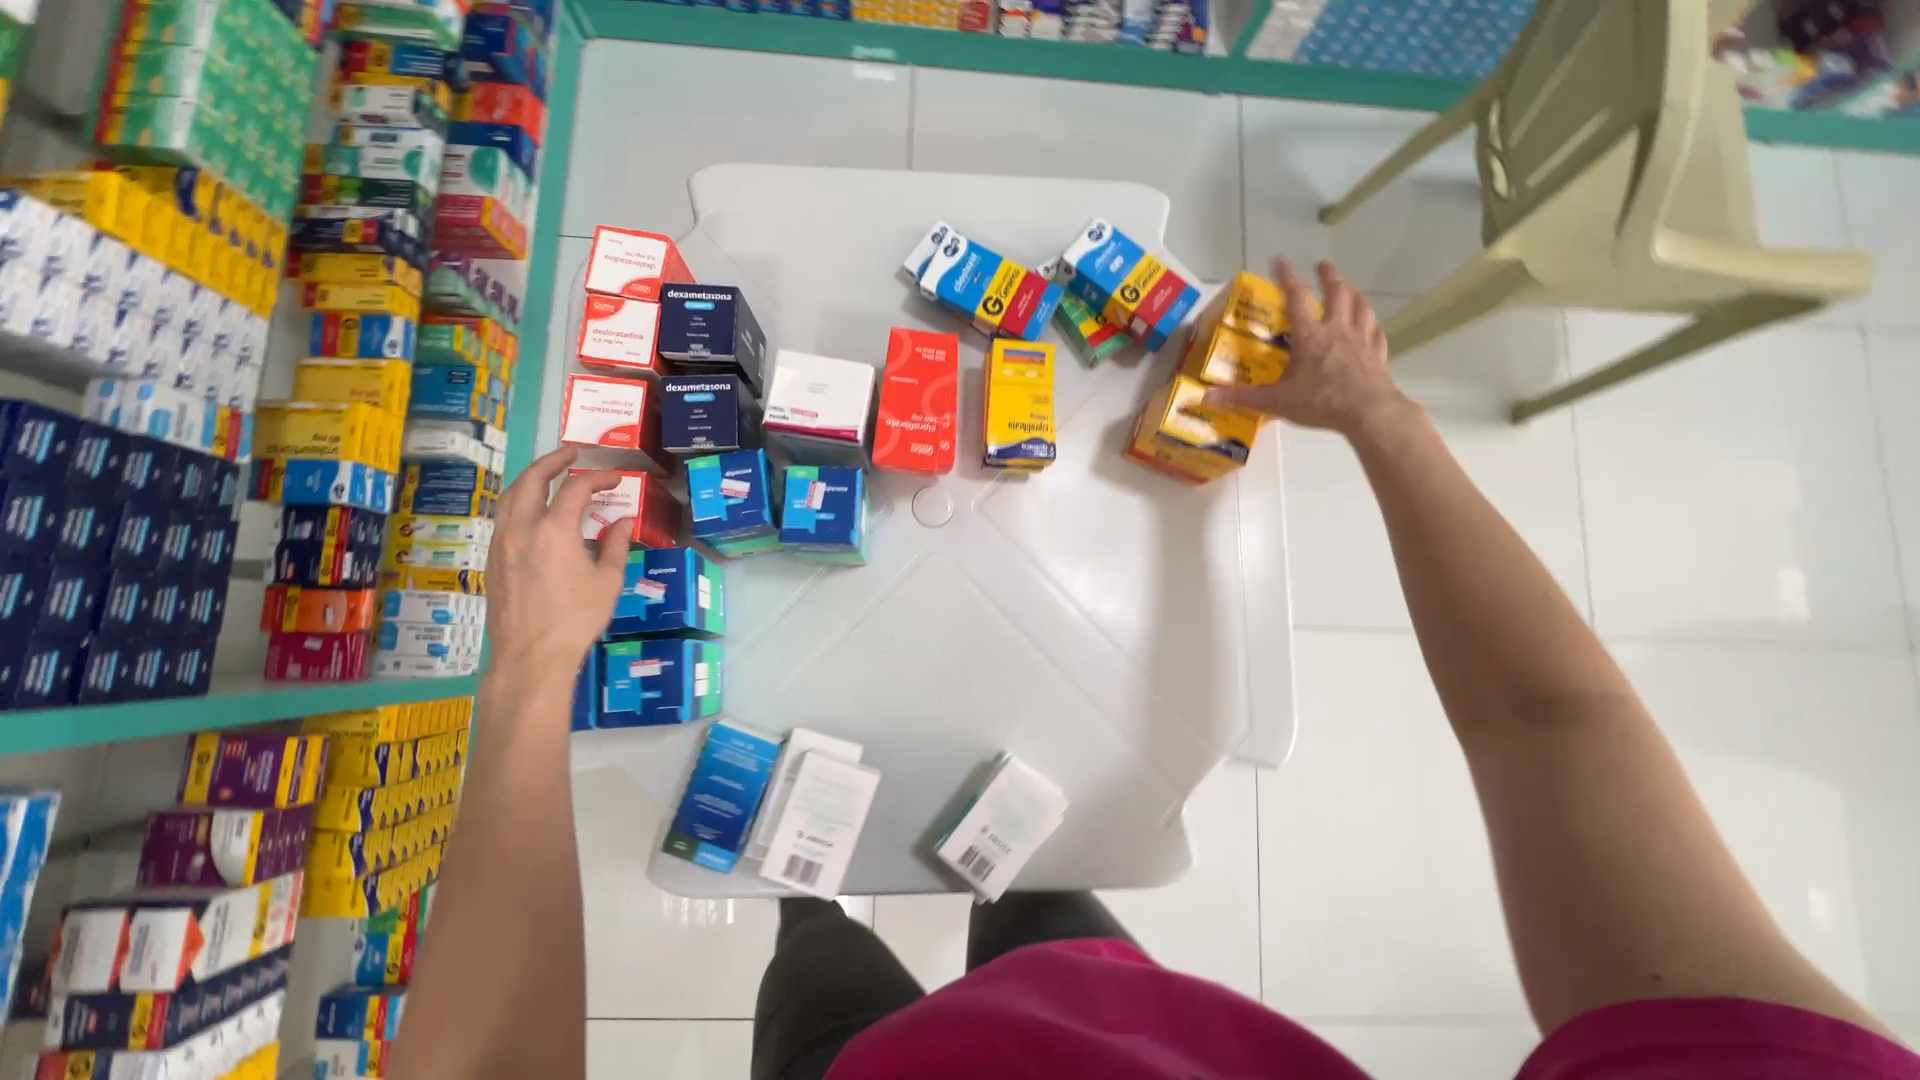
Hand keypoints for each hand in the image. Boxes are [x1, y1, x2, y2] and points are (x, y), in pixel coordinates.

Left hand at [485, 447, 632, 676]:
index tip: (615, 480)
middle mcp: (522, 528)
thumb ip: (615, 545)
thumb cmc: (577, 619)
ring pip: (510, 496)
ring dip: (530, 479)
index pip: (576, 488)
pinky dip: (519, 503)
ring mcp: (502, 543)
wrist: (531, 655)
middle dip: (553, 461)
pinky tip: (533, 512)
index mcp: (555, 530)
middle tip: (573, 453)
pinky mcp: (493, 560)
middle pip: (532, 480)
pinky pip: (504, 518)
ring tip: (548, 475)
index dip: (598, 478)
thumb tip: (620, 522)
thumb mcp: (608, 582)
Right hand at [1204, 259, 1415, 438]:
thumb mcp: (1278, 402)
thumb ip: (1245, 397)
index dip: (1287, 277)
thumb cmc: (1321, 402)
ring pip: (1361, 306)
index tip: (1280, 260)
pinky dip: (1371, 326)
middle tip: (1322, 265)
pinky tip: (1370, 328)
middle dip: (1328, 276)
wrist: (1369, 412)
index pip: (1296, 298)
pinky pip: (1376, 333)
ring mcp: (1361, 340)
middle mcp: (1337, 330)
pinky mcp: (1378, 354)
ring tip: (1350, 288)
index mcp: (1310, 336)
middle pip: (1337, 293)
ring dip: (1354, 293)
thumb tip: (1207, 397)